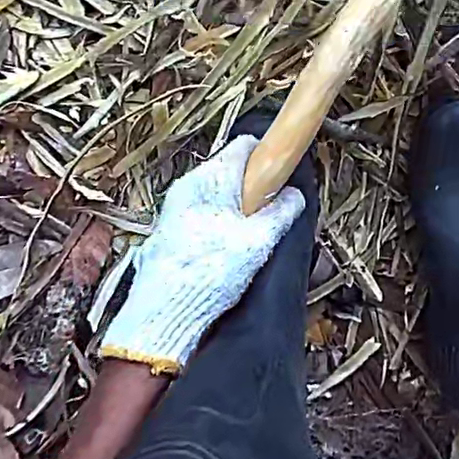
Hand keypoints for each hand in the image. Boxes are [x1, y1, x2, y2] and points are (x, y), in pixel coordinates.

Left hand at [100, 135, 304, 373]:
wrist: (163, 313)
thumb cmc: (207, 272)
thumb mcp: (258, 241)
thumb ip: (281, 213)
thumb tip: (295, 196)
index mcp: (211, 176)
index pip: (245, 145)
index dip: (268, 157)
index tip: (280, 176)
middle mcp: (188, 185)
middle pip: (232, 171)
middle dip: (253, 191)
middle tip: (267, 219)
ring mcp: (175, 207)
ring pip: (216, 196)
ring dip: (235, 212)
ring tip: (245, 244)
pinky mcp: (169, 230)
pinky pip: (201, 216)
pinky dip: (217, 227)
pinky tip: (223, 255)